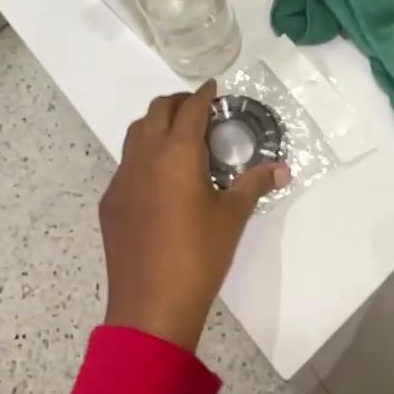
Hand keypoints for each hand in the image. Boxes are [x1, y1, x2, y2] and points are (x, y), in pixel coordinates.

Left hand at [99, 80, 289, 351]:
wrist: (151, 306)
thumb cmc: (199, 256)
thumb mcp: (233, 217)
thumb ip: (255, 185)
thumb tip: (282, 169)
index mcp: (178, 152)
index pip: (191, 108)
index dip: (203, 94)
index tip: (213, 87)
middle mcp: (145, 155)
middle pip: (157, 110)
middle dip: (178, 103)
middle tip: (198, 110)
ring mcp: (122, 178)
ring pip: (135, 133)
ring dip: (156, 124)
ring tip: (177, 138)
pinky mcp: (111, 201)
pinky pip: (126, 164)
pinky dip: (143, 156)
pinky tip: (158, 180)